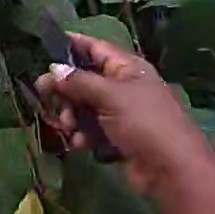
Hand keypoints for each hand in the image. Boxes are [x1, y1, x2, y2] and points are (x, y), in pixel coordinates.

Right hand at [35, 33, 214, 199]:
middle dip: (65, 88)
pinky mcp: (116, 137)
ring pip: (84, 106)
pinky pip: (90, 129)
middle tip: (43, 94)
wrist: (171, 169)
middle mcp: (123, 86)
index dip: (72, 45)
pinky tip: (78, 143)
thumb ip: (80, 82)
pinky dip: (82, 134)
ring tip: (66, 125)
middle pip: (85, 79)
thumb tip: (54, 68)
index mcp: (127, 68)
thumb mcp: (111, 96)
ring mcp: (120, 113)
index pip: (96, 48)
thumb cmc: (144, 122)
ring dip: (71, 114)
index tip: (46, 47)